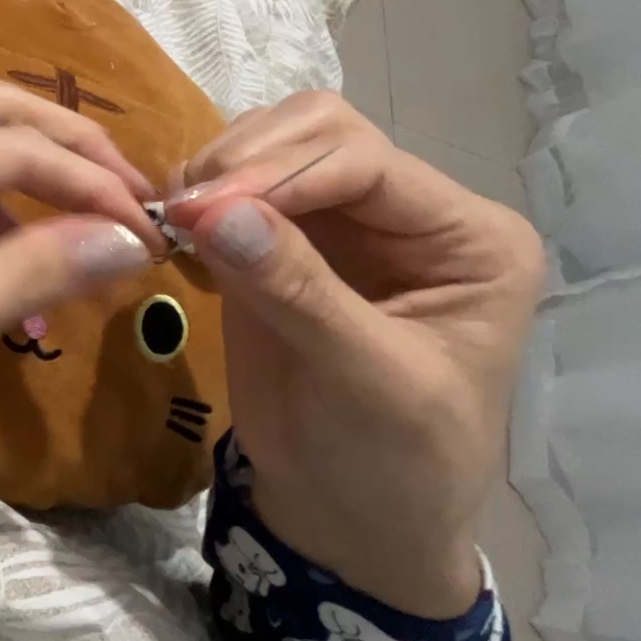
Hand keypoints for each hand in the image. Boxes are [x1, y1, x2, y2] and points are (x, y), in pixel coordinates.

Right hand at [165, 91, 544, 617]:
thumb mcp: (365, 382)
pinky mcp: (277, 237)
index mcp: (464, 238)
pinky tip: (177, 228)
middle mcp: (404, 212)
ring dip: (215, 168)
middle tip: (183, 209)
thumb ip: (297, 291)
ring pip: (270, 141)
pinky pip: (232, 183)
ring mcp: (337, 220)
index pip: (364, 162)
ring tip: (176, 218)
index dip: (280, 173)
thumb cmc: (390, 461)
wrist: (345, 511)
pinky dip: (197, 192)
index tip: (200, 210)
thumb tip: (212, 211)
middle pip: (319, 129)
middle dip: (245, 159)